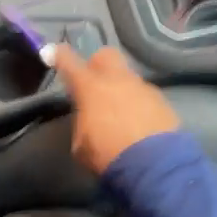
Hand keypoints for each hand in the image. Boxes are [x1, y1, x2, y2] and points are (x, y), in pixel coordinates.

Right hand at [53, 45, 180, 175]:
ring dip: (121, 89)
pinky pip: (145, 96)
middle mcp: (117, 80)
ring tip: (122, 113)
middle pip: (105, 55)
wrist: (155, 166)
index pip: (70, 63)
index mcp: (91, 88)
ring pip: (128, 78)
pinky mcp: (163, 102)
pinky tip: (140, 123)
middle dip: (98, 64)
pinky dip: (140, 105)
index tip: (53, 50)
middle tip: (95, 82)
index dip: (60, 55)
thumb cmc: (108, 155)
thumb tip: (88, 118)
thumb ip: (82, 124)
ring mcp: (143, 88)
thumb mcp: (81, 145)